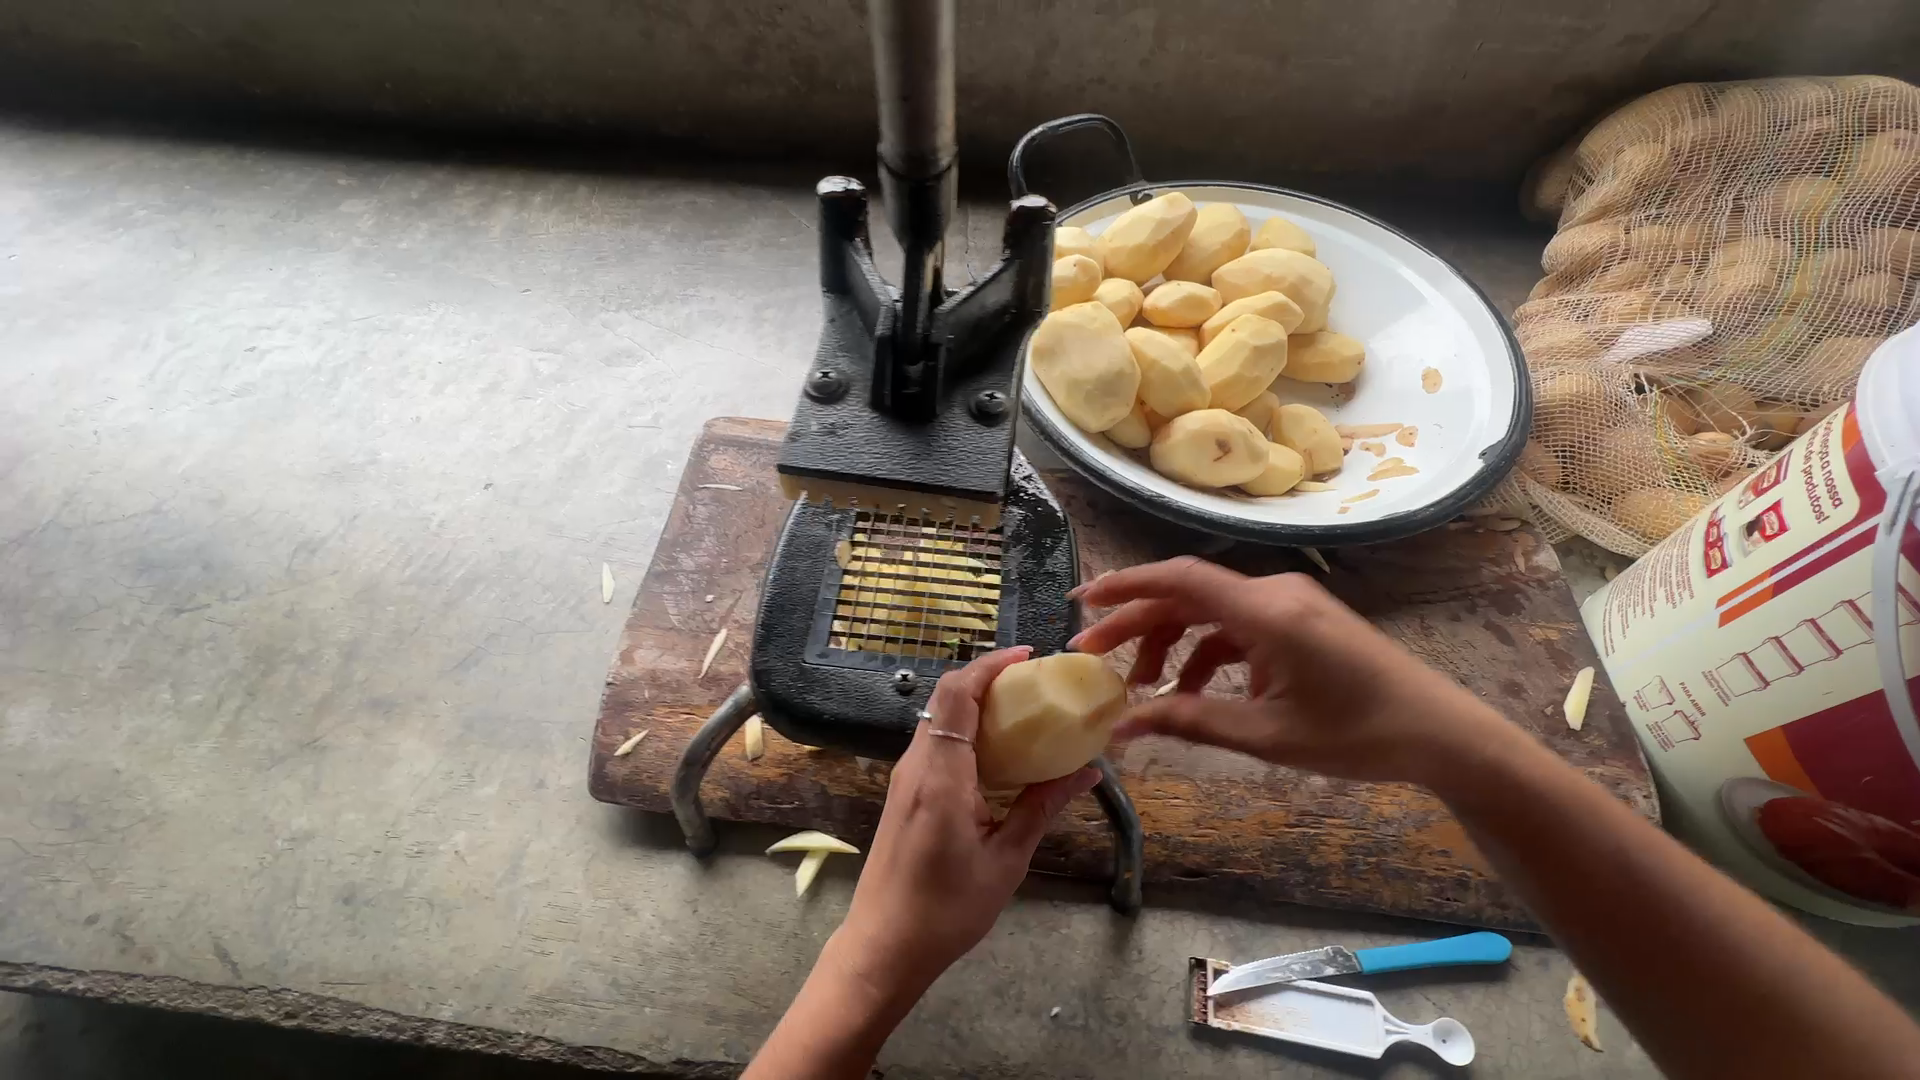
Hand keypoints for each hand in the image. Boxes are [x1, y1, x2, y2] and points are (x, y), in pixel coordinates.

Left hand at [831, 646, 1100, 1008]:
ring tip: (1023, 710)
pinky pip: (935, 741)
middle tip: (1035, 683)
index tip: (1028, 656)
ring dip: (977, 703)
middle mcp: (916, 764)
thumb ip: (1042, 806)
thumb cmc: (947, 909)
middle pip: (946, 698)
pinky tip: (997, 750)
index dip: (989, 665)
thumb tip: (1088, 771)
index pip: (956, 694)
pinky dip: (966, 729)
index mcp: (940, 774)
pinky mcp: (904, 791)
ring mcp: (905, 777)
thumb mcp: (1006, 859)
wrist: (883, 946)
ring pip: (938, 717)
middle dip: (988, 679)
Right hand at [1069, 557, 1511, 786]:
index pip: (1178, 579)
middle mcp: (1272, 593)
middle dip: (1133, 622)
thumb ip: (1188, 722)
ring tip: (1141, 687)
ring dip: (1168, 643)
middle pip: (1184, 595)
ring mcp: (1286, 605)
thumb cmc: (1358, 735)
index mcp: (1266, 611)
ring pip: (1206, 612)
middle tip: (1090, 653)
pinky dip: (1205, 653)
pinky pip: (1235, 627)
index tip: (1081, 602)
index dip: (1123, 585)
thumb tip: (1121, 728)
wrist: (1442, 733)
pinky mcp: (1296, 621)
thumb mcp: (1265, 735)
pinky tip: (1195, 690)